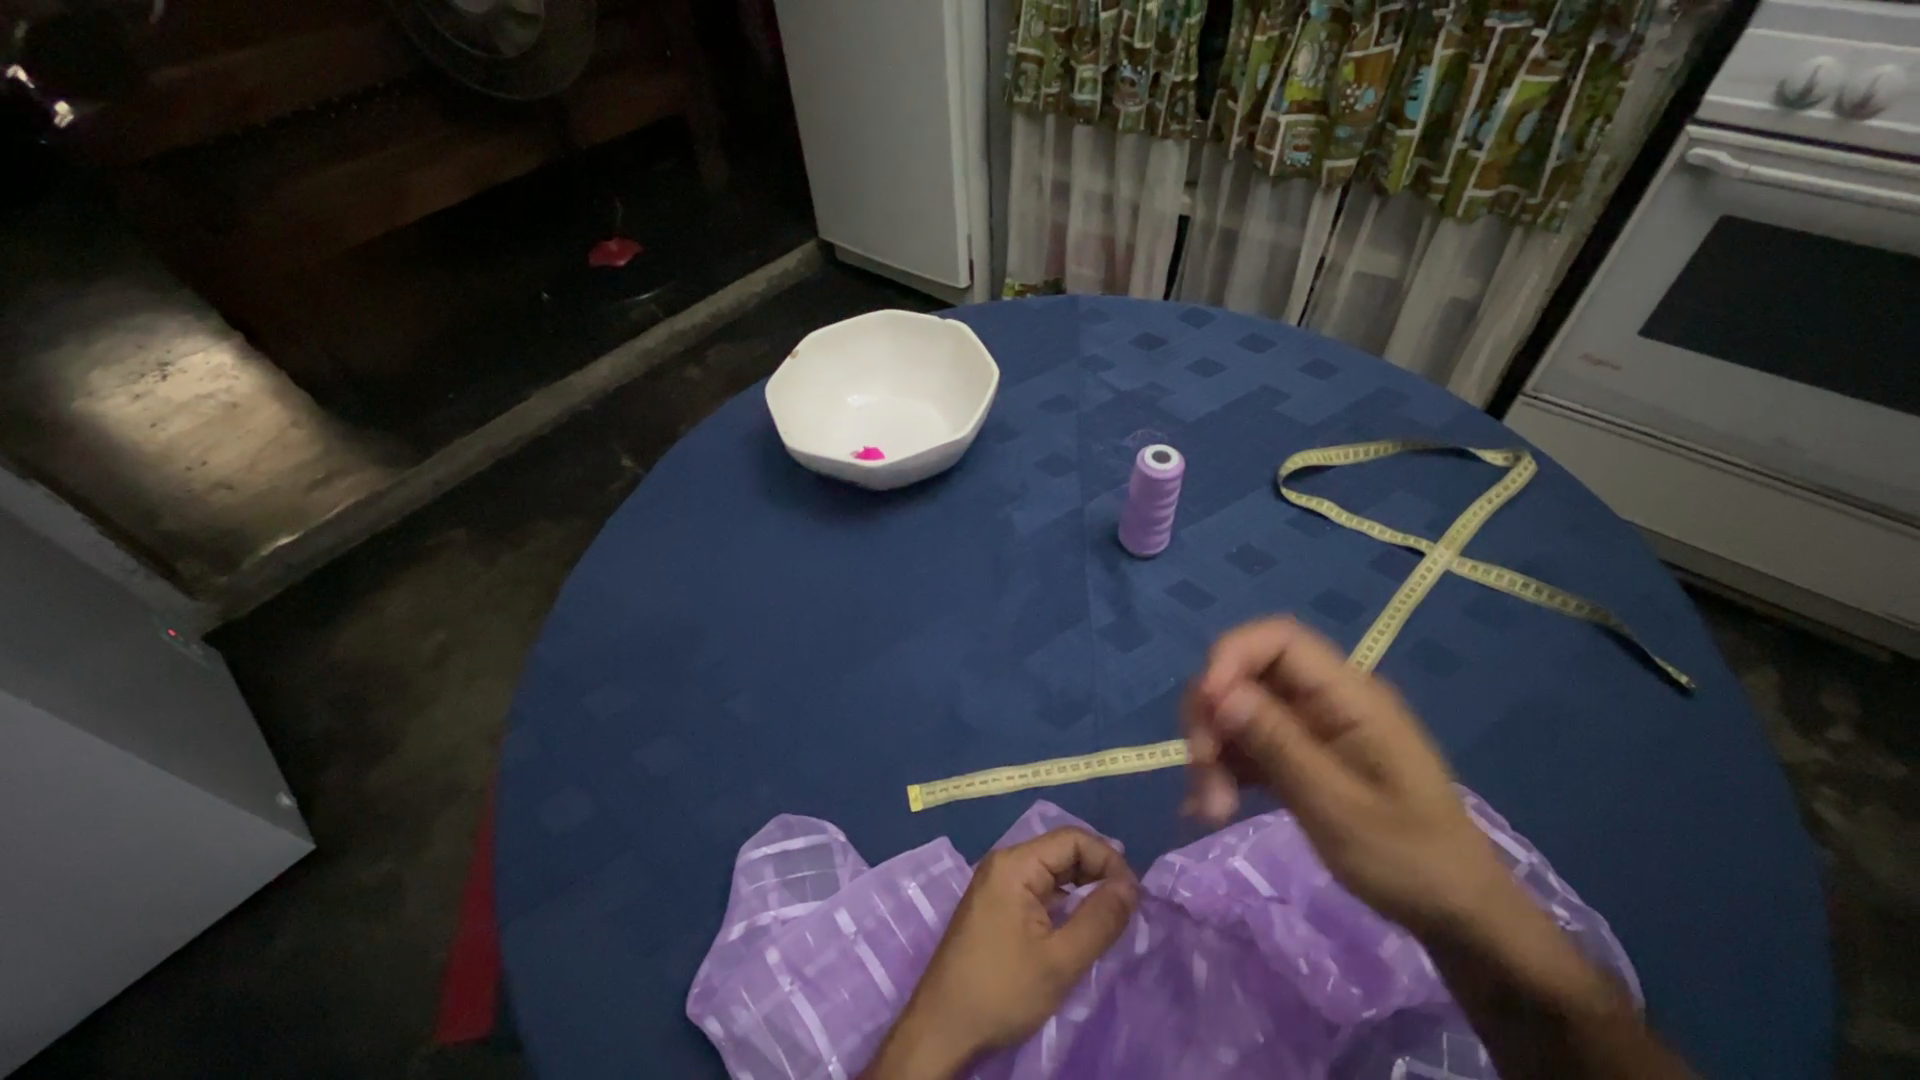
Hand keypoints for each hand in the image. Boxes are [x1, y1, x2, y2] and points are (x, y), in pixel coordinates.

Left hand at [864, 828, 1137, 1079]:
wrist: (943, 1030)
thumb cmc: (1001, 991)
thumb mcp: (1061, 960)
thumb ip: (1100, 918)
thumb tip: (1131, 885)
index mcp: (1014, 865)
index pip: (1073, 839)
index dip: (1108, 861)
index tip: (1132, 898)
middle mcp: (1003, 865)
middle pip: (1062, 852)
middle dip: (1098, 874)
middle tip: (1126, 911)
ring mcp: (996, 886)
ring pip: (1052, 873)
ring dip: (1083, 890)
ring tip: (1109, 921)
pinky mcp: (995, 909)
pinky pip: (1038, 892)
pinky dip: (1064, 904)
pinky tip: (1079, 929)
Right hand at [1181, 617, 1508, 937]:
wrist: (1456, 912)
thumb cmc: (1409, 859)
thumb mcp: (1338, 806)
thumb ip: (1278, 745)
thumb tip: (1217, 693)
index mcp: (1351, 697)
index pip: (1279, 640)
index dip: (1230, 659)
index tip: (1206, 710)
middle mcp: (1328, 701)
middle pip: (1248, 675)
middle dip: (1213, 715)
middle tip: (1201, 769)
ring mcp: (1314, 730)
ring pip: (1240, 712)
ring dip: (1214, 751)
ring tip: (1211, 809)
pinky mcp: (1303, 758)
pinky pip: (1249, 745)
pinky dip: (1225, 771)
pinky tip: (1211, 808)